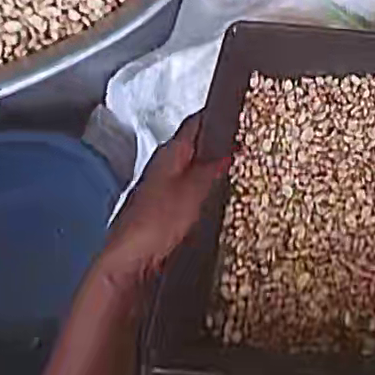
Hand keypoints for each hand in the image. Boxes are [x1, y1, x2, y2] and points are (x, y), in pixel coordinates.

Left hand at [93, 114, 229, 295]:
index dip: (215, 117)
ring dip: (213, 169)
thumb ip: (213, 168)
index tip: (235, 113)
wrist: (130, 261)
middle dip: (219, 144)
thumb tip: (229, 152)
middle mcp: (163, 167)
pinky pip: (191, 191)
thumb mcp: (194, 190)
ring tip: (238, 169)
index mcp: (169, 154)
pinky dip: (206, 189)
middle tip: (244, 143)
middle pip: (196, 146)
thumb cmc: (155, 224)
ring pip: (194, 169)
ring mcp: (163, 188)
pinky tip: (218, 197)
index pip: (195, 124)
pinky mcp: (165, 210)